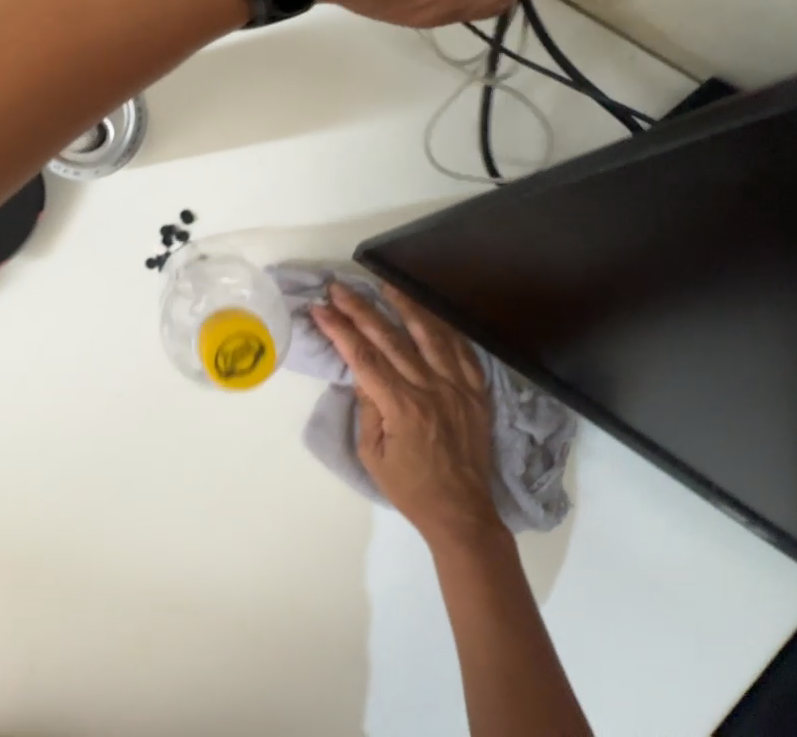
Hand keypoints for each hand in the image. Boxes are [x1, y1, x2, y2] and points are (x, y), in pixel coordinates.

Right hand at [311, 282, 501, 544]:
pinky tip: (429, 313)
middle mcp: (431, 389)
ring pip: (430, 335)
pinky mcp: (476, 392)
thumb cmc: (409, 488)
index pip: (364, 357)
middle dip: (361, 309)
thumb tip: (363, 374)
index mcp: (401, 406)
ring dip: (405, 306)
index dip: (340, 330)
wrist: (462, 512)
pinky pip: (462, 351)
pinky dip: (444, 328)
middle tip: (339, 287)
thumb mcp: (372, 454)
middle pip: (391, 338)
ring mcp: (457, 388)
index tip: (320, 309)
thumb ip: (368, 408)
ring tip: (385, 284)